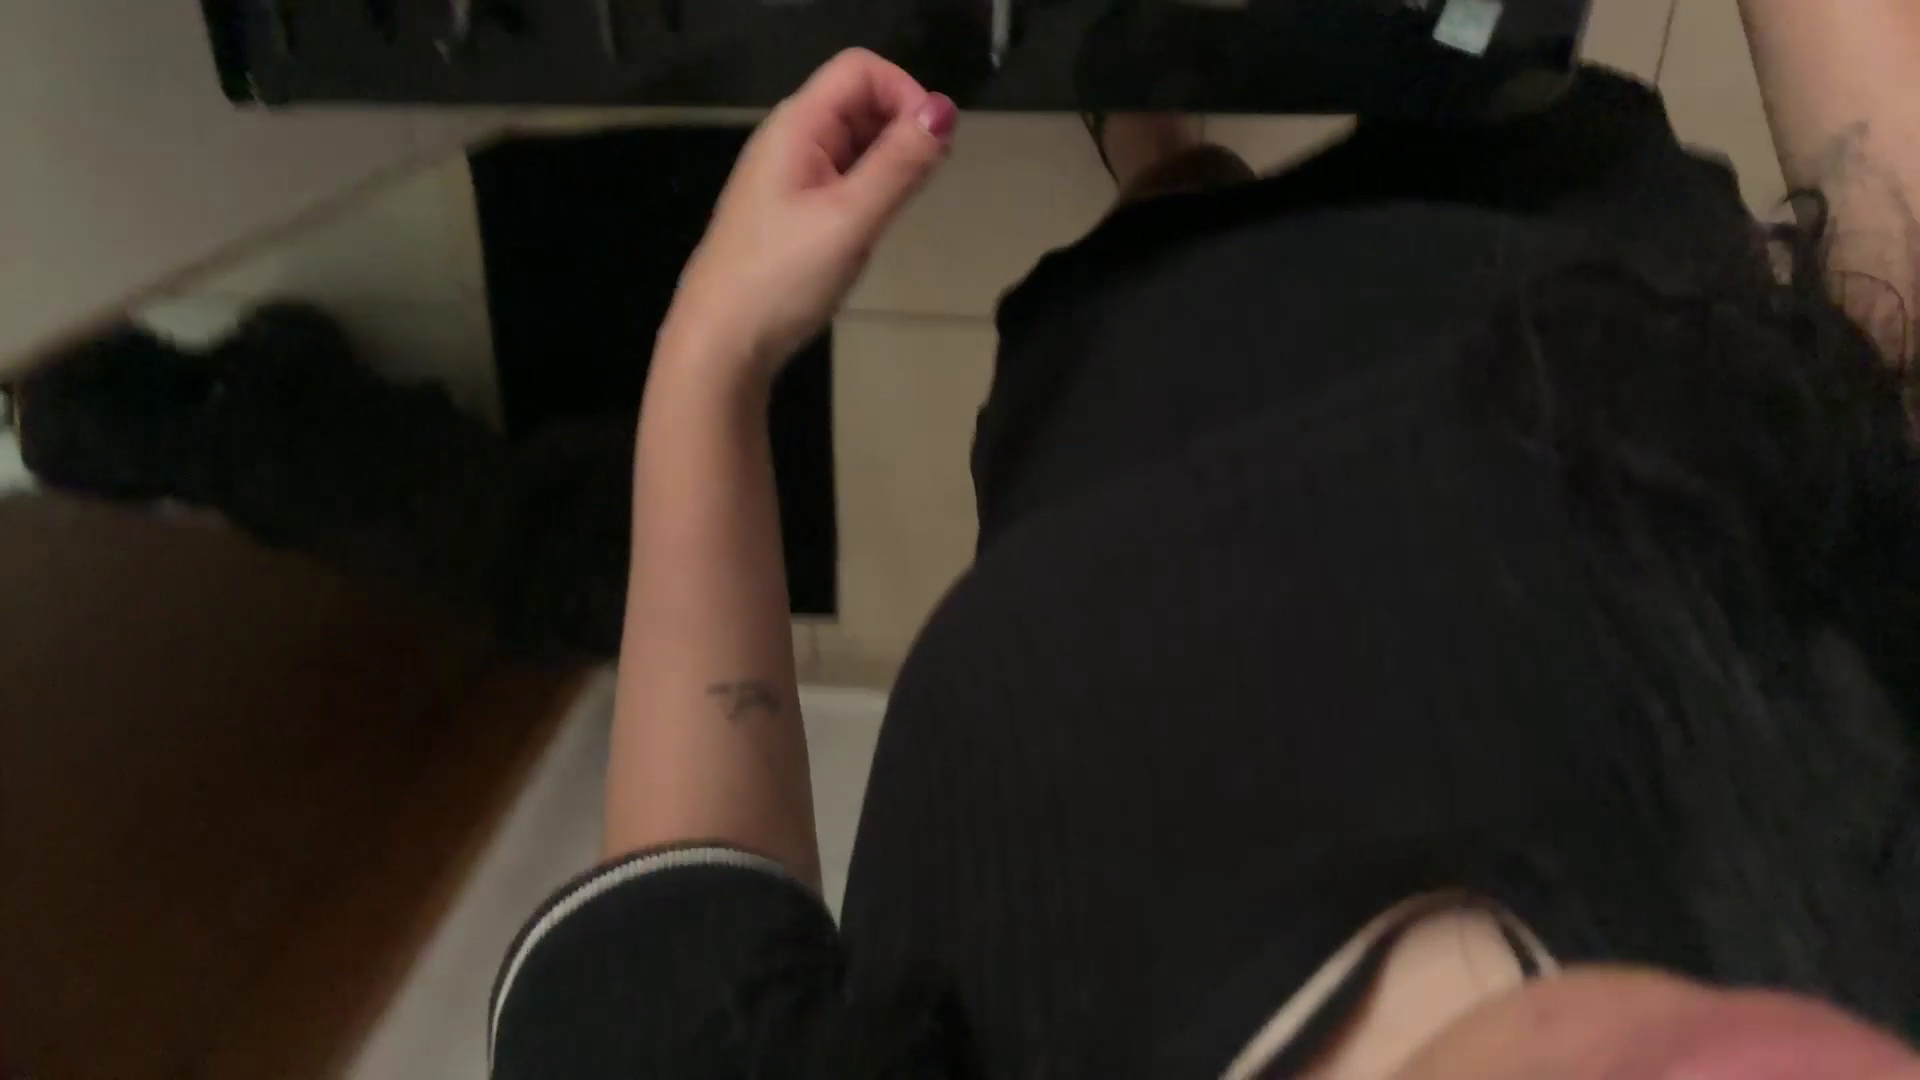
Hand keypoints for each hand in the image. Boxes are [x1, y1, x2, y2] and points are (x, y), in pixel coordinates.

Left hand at [667, 49, 958, 384]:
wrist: (724, 339)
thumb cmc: (783, 279)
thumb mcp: (850, 220)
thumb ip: (898, 166)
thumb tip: (944, 113)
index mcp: (798, 127)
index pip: (861, 70)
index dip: (906, 93)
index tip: (937, 146)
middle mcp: (790, 141)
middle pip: (857, 102)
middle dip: (901, 128)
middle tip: (928, 181)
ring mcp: (788, 180)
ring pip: (852, 145)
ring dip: (888, 162)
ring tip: (902, 208)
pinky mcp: (790, 215)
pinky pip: (840, 180)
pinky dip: (868, 189)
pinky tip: (874, 226)